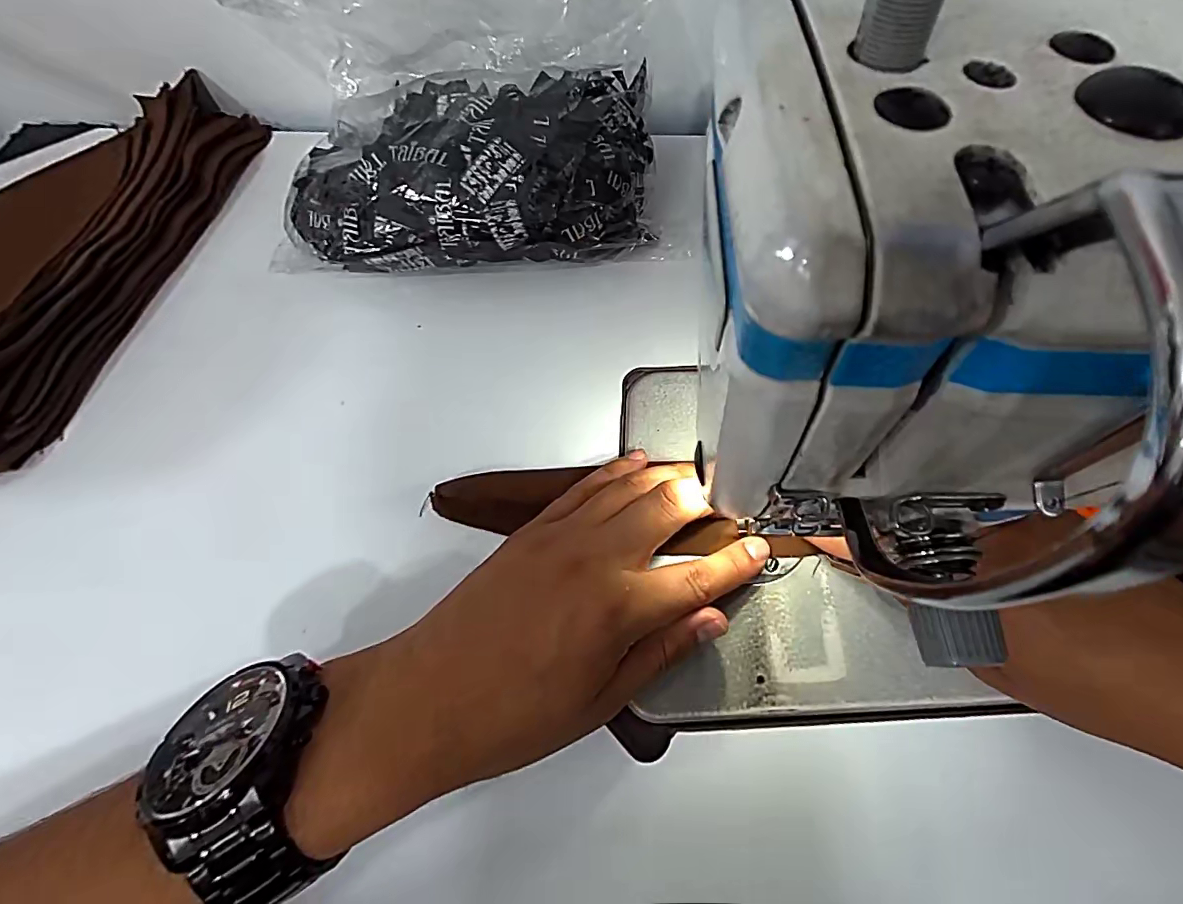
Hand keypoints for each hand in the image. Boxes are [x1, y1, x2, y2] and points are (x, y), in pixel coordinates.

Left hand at [287, 453, 769, 854]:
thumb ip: (661, 651)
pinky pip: (588, 485)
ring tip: (692, 483)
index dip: (737, 561)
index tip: (757, 549)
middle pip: (671, 506)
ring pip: (633, 484)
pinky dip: (618, 470)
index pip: (700, 575)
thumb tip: (709, 620)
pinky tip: (635, 466)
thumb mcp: (599, 702)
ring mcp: (564, 535)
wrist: (425, 699)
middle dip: (708, 502)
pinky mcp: (535, 527)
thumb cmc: (512, 715)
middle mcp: (598, 559)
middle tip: (725, 511)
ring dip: (669, 478)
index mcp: (620, 610)